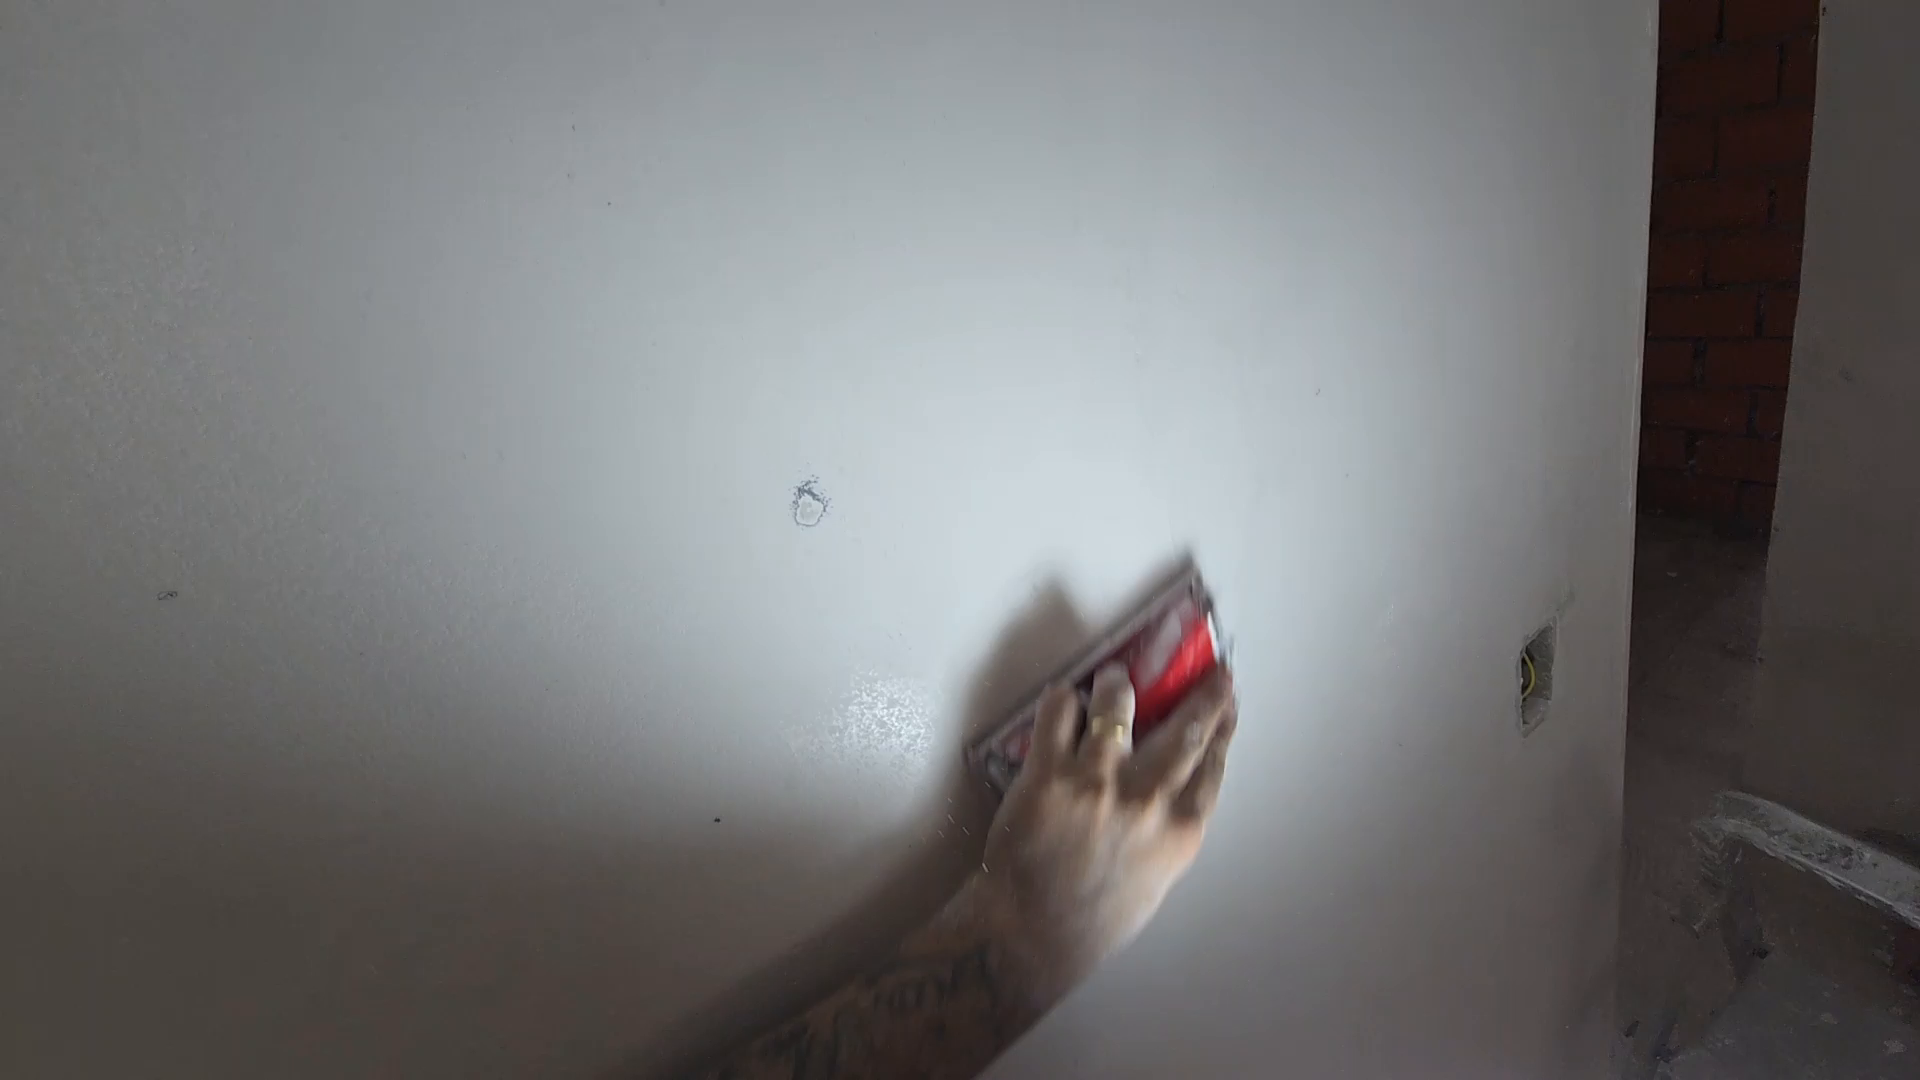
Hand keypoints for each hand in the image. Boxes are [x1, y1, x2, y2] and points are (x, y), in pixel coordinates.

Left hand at [972, 663, 1237, 997]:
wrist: (1030, 933)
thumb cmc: (1096, 913)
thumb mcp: (1154, 874)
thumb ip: (1166, 826)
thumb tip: (1167, 783)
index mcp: (1179, 832)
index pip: (1212, 765)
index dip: (1224, 727)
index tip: (1230, 701)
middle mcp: (1146, 800)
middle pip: (1185, 730)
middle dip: (1203, 694)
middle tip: (1211, 669)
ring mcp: (1097, 782)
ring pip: (1118, 706)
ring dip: (1118, 684)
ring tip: (1114, 676)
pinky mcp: (1049, 772)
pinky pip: (1059, 712)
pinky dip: (1064, 699)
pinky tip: (1065, 698)